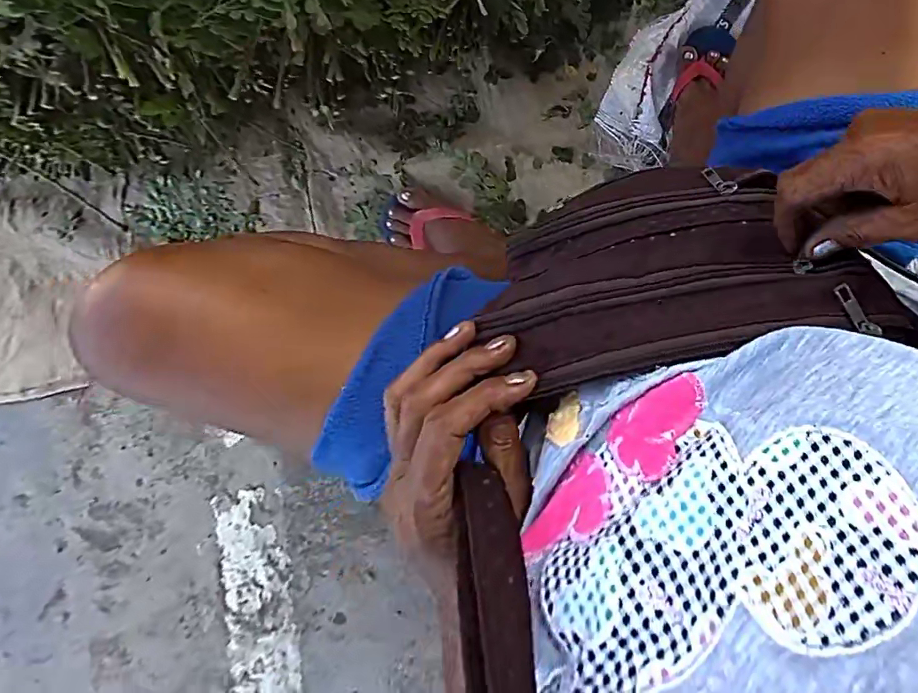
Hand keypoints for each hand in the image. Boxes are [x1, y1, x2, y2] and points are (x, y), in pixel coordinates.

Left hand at [378, 320, 533, 586]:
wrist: (459, 587)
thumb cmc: (490, 552)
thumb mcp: (510, 508)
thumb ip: (503, 454)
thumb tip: (500, 402)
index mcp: (423, 500)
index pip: (444, 430)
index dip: (485, 396)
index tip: (526, 379)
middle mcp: (396, 480)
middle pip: (419, 405)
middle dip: (465, 367)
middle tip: (507, 344)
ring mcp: (390, 468)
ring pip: (399, 398)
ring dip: (438, 357)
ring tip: (473, 330)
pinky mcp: (396, 456)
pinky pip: (399, 404)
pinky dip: (424, 370)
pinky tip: (450, 347)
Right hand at [774, 107, 917, 254]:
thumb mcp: (915, 224)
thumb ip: (854, 232)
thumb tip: (814, 244)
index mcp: (862, 150)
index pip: (795, 184)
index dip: (786, 222)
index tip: (795, 251)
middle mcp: (862, 126)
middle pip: (813, 173)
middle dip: (816, 214)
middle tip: (833, 250)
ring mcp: (881, 120)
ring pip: (837, 165)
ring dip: (840, 200)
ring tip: (870, 232)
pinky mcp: (899, 122)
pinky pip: (861, 155)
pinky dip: (860, 184)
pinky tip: (888, 207)